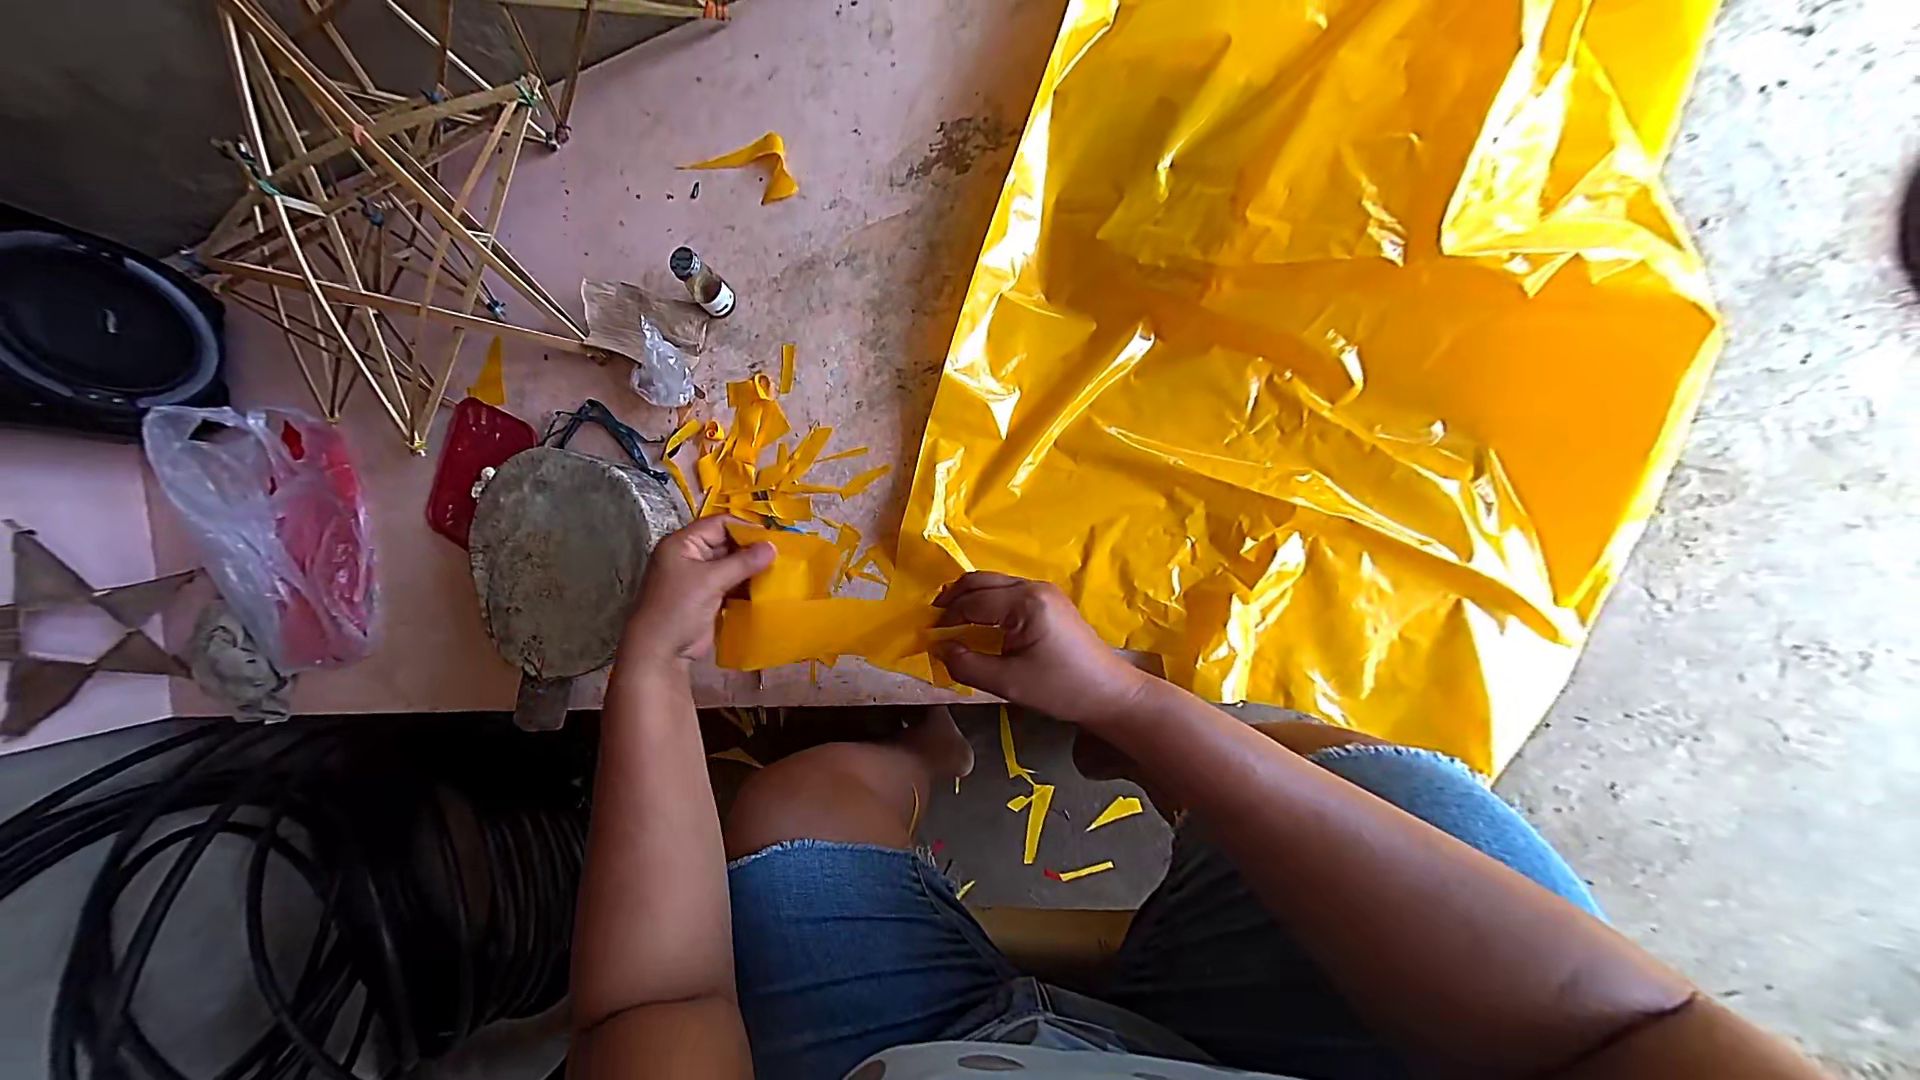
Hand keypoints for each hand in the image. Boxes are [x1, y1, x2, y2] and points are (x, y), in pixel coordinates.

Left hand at [622, 517, 772, 667]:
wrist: (661, 652)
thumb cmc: (679, 608)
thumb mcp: (711, 580)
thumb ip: (743, 562)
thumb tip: (773, 547)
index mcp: (683, 544)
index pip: (719, 523)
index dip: (745, 528)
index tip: (772, 538)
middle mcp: (690, 556)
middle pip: (726, 542)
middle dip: (751, 548)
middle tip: (780, 554)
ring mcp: (699, 577)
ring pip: (731, 563)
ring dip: (752, 567)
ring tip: (778, 570)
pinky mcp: (708, 596)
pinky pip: (731, 582)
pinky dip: (747, 583)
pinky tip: (766, 587)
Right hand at [930, 572, 1151, 727]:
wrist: (1110, 693)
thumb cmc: (1061, 689)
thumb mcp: (1009, 682)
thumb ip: (968, 665)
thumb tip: (940, 649)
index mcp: (1026, 602)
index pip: (973, 602)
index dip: (947, 618)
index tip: (927, 634)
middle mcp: (1034, 587)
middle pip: (982, 581)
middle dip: (954, 597)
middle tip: (933, 619)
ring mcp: (1045, 590)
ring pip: (995, 583)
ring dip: (970, 597)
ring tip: (950, 619)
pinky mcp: (1050, 600)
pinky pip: (1009, 591)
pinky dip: (988, 601)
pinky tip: (978, 620)